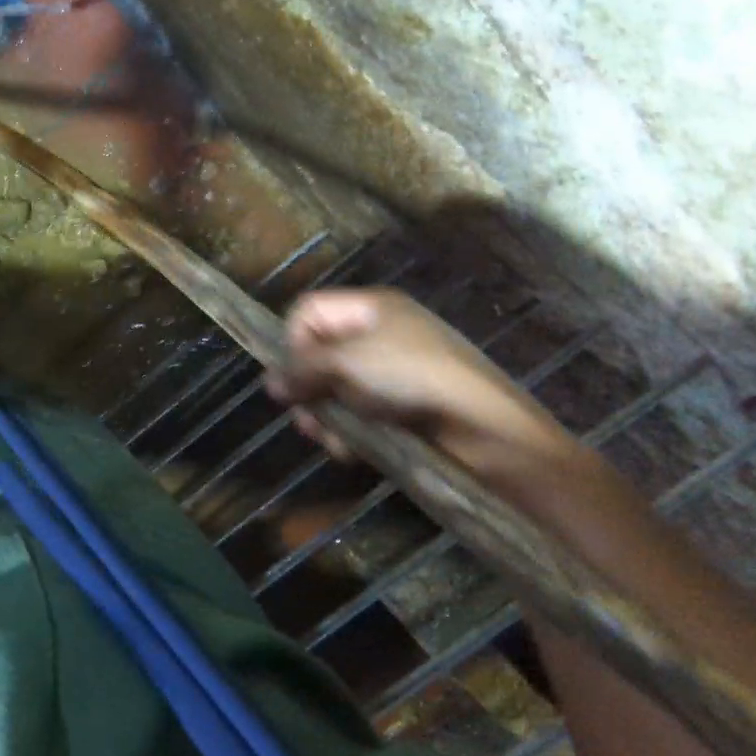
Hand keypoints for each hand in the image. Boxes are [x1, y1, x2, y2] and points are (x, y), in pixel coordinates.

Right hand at [263, 288, 569, 476]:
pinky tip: (351, 448)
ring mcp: (392, 371)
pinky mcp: (401, 405)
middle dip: (307, 388)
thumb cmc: (410, 378)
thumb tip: (272, 383)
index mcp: (371, 308)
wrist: (483, 428)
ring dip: (323, 415)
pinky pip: (356, 411)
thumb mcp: (344, 364)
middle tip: (307, 415)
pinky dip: (347, 429)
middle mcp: (379, 334)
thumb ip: (299, 368)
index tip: (293, 374)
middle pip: (316, 354)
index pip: (306, 311)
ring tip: (330, 438)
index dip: (292, 341)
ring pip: (332, 389)